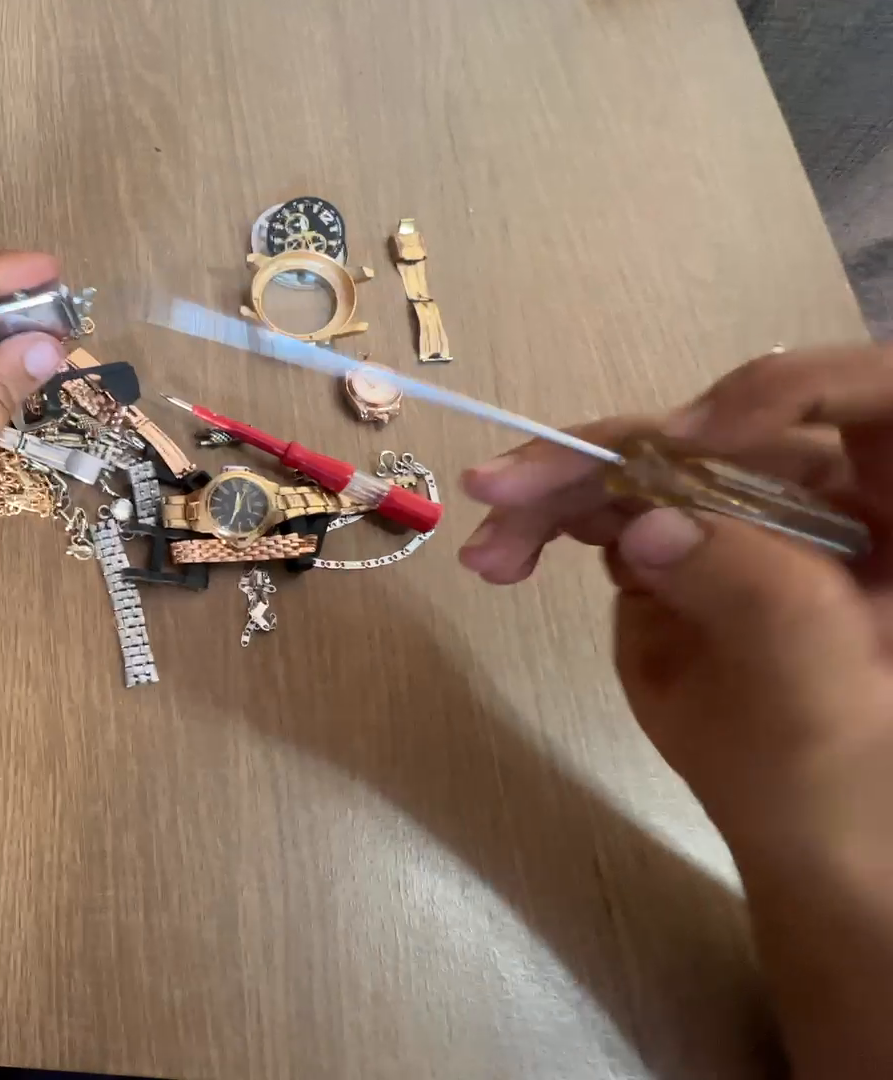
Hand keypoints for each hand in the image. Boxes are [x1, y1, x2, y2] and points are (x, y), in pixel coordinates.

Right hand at [457, 344, 892, 847]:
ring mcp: (739, 517)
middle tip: (499, 491)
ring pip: (629, 465)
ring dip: (541, 497)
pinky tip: (502, 561)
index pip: (873, 397)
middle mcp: (827, 496)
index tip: (678, 444)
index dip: (780, 395)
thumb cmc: (837, 773)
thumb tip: (648, 526)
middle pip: (706, 432)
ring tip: (486, 556)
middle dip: (595, 457)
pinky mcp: (672, 539)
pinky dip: (535, 522)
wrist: (795, 815)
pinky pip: (594, 503)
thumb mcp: (811, 697)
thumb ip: (756, 600)